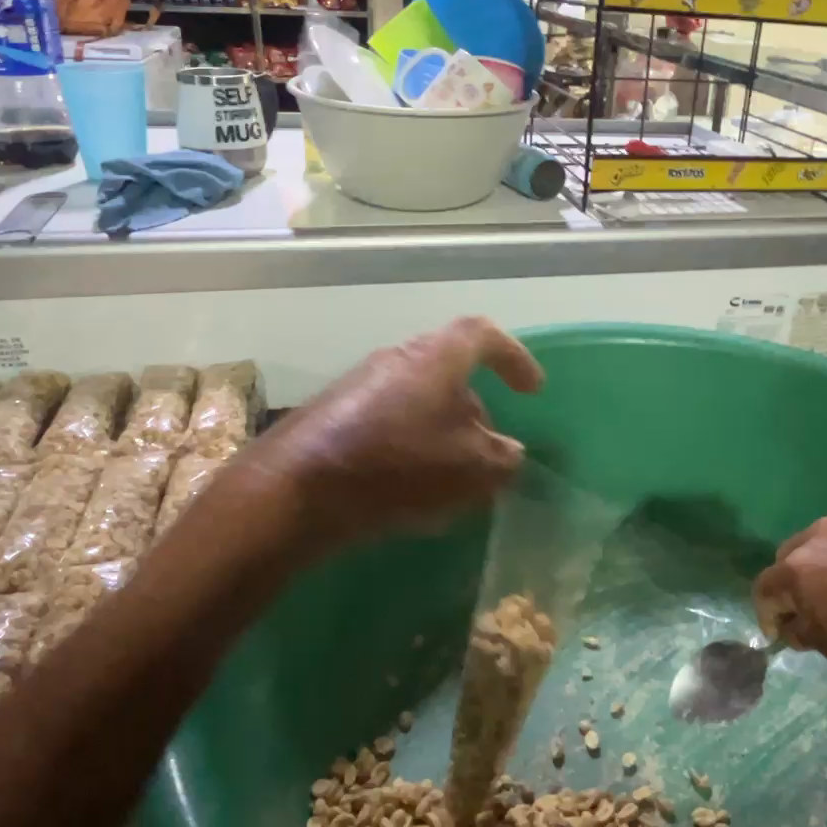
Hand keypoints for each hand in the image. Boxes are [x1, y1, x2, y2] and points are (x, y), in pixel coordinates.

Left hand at [224, 317, 543, 549]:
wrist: (293, 491)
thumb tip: (508, 452)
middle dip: (476, 408)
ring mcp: (359, 385)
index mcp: (436, 356)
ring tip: (452, 476)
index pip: (484, 335)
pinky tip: (409, 488)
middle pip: (449, 369)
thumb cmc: (397, 465)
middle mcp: (397, 358)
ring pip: (418, 399)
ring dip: (442, 431)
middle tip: (489, 447)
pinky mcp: (333, 416)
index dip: (515, 357)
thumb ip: (502, 457)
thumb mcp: (470, 468)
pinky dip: (411, 445)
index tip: (533, 391)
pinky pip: (388, 421)